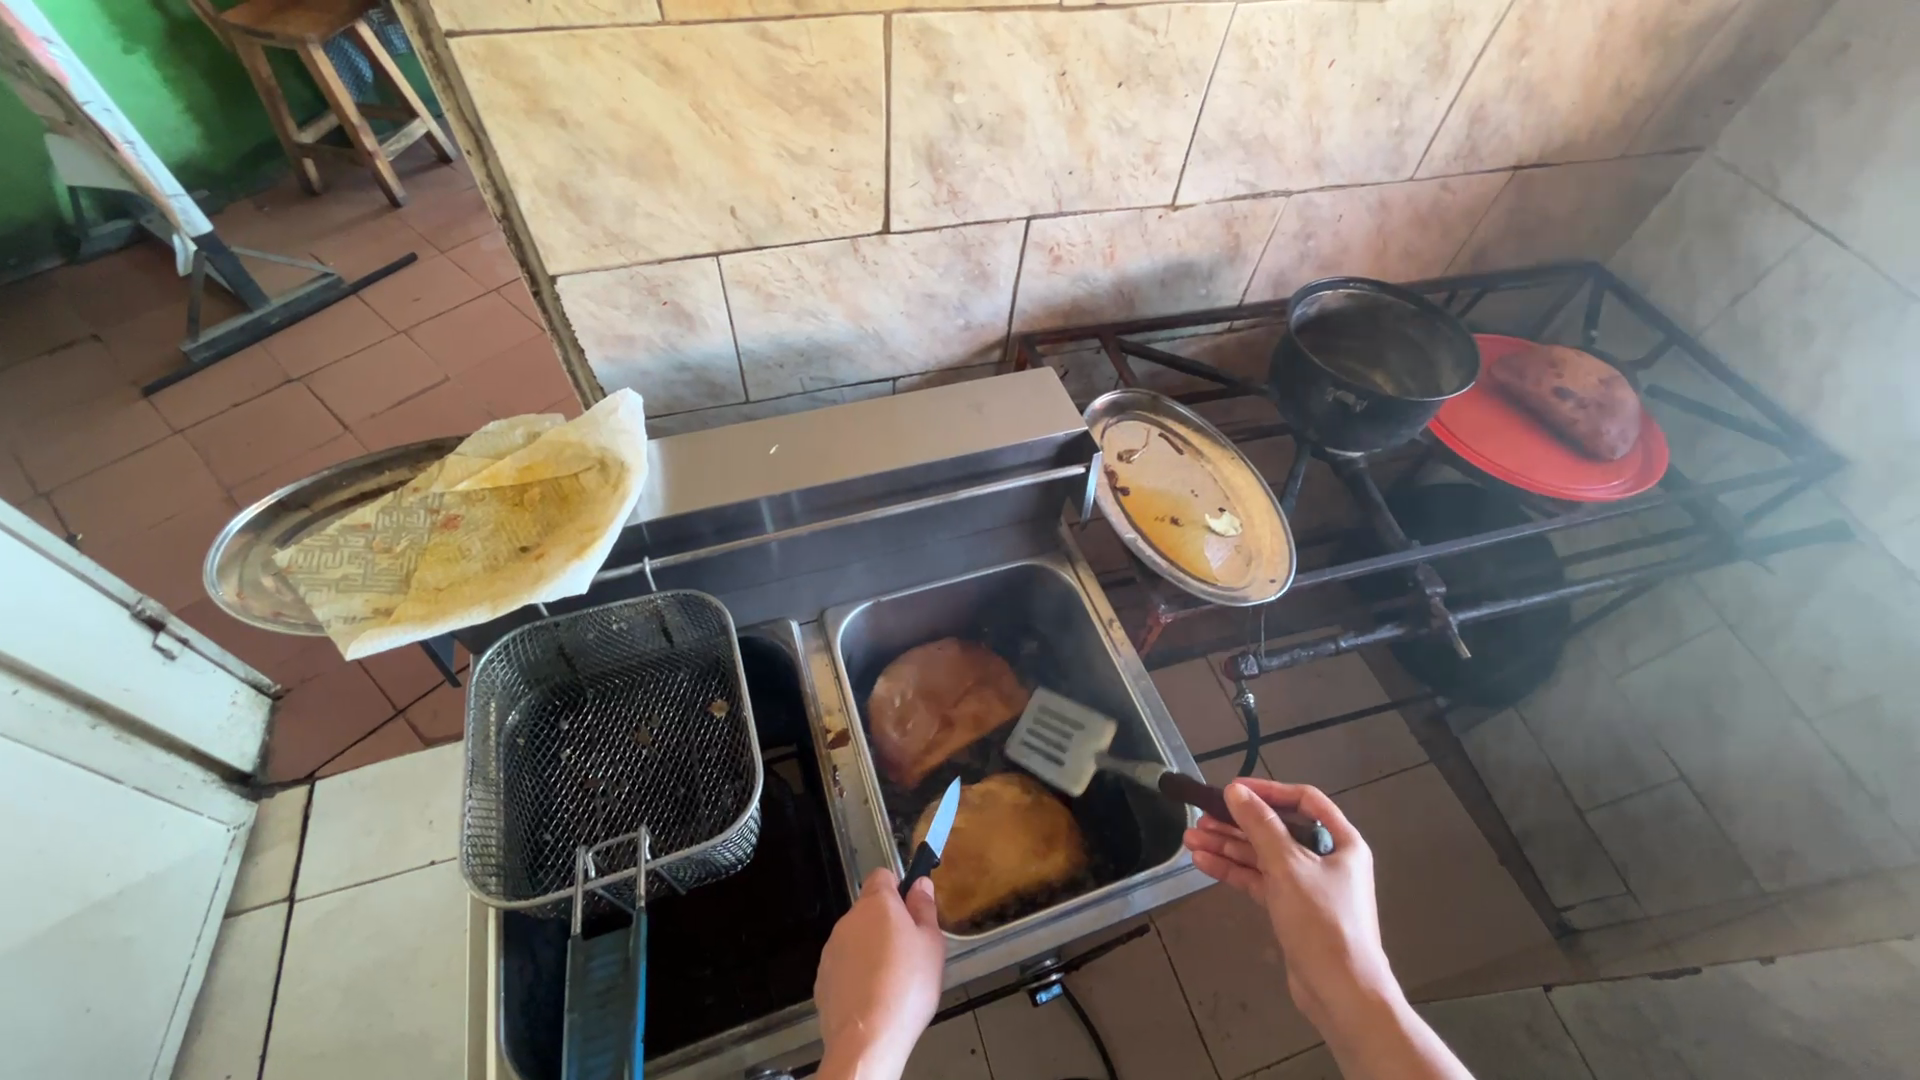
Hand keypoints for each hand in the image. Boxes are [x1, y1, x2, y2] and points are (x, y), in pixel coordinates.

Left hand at [814, 868, 945, 1078]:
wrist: (868, 1039)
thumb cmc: (908, 985)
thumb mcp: (931, 944)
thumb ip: (924, 909)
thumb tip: (920, 884)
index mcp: (877, 904)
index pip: (882, 876)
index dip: (898, 888)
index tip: (912, 911)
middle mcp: (848, 920)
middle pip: (869, 910)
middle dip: (887, 924)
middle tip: (909, 951)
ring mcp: (831, 950)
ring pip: (856, 939)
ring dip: (870, 949)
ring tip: (892, 981)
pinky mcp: (822, 979)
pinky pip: (844, 966)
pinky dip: (856, 974)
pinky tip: (872, 998)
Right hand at [1182, 779, 1399, 1028]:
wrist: (1342, 994)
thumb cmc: (1322, 922)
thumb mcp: (1288, 866)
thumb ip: (1259, 825)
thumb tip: (1235, 790)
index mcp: (1340, 842)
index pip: (1304, 800)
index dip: (1268, 791)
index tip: (1233, 790)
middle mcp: (1326, 859)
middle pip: (1276, 829)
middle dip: (1236, 823)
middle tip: (1201, 818)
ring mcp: (1308, 885)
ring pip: (1262, 855)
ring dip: (1228, 846)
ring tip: (1191, 839)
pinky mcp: (1291, 909)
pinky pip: (1259, 880)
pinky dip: (1233, 871)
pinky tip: (1203, 862)